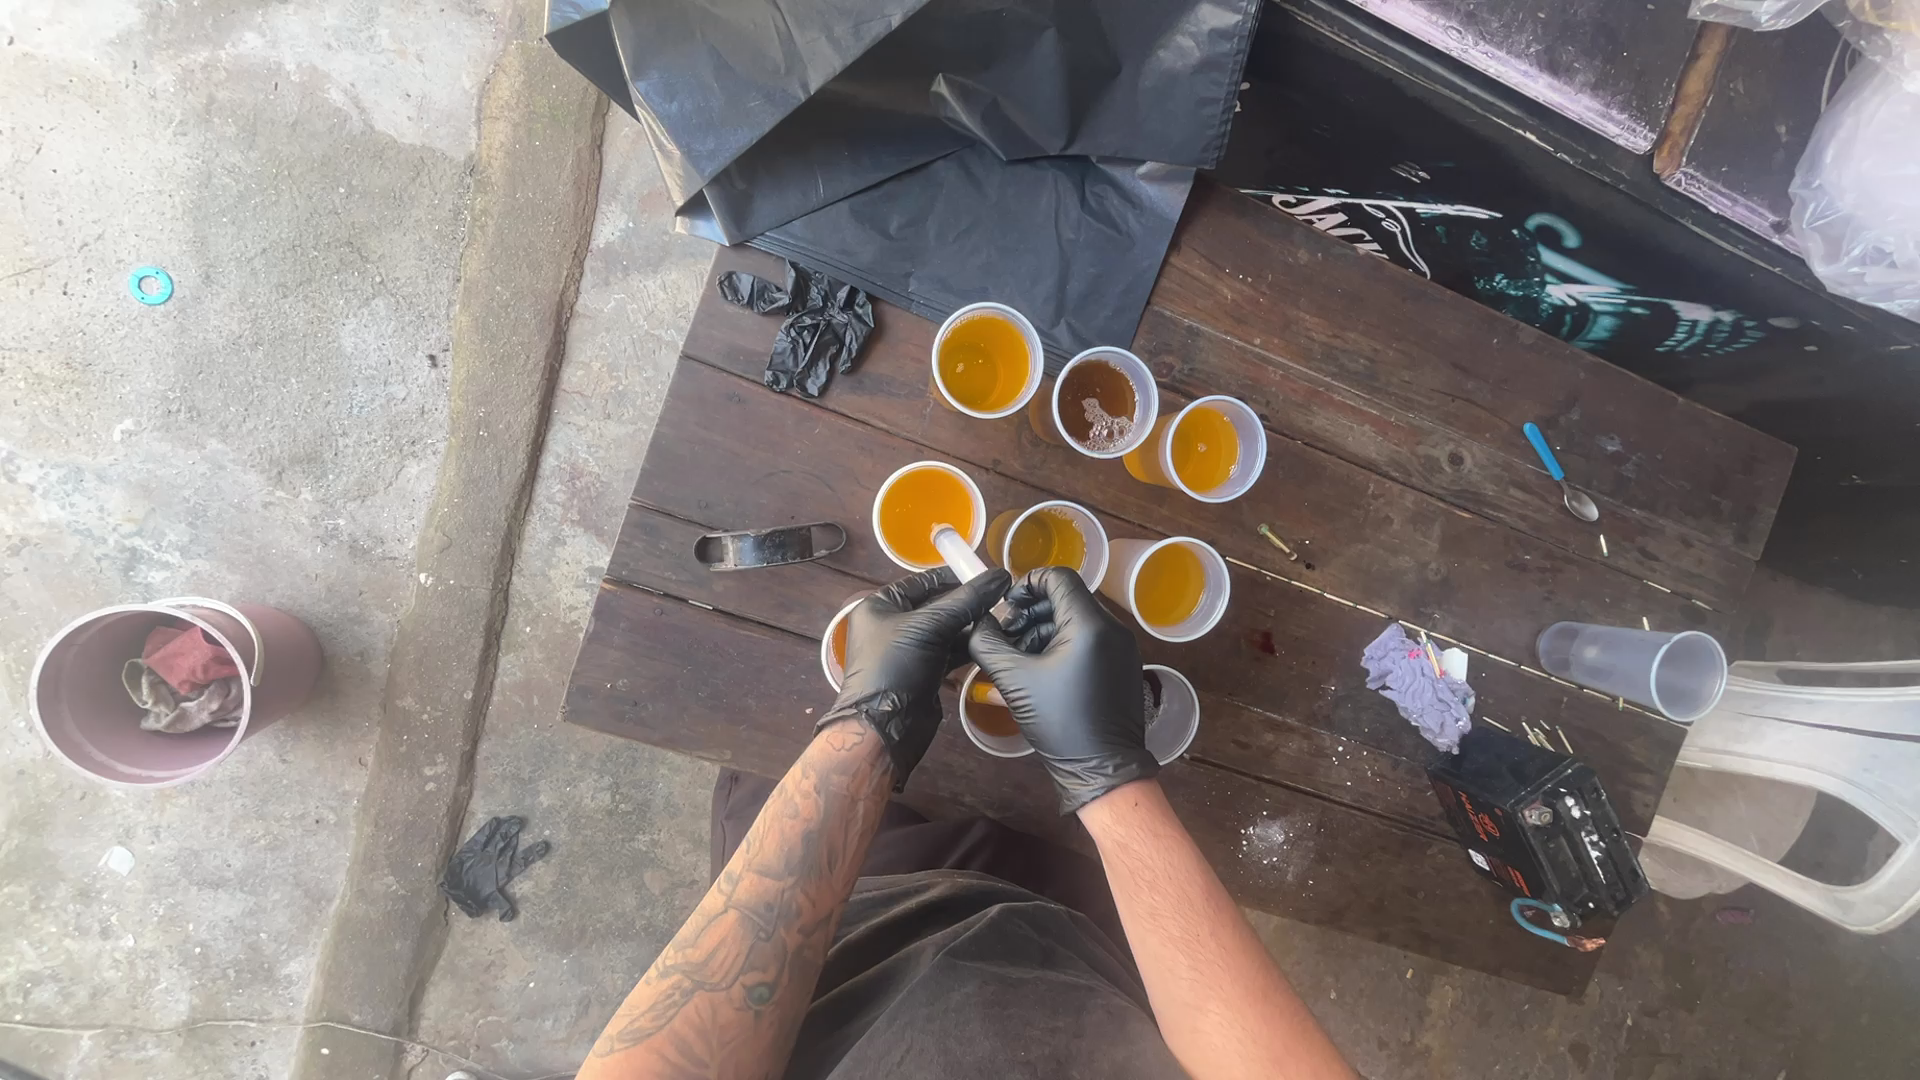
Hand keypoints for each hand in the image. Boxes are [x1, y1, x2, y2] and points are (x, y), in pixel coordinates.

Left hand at [822, 566, 1010, 789]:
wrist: (885, 728)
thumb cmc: (896, 667)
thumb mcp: (930, 627)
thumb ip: (966, 601)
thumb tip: (1000, 575)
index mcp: (881, 605)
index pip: (923, 581)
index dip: (954, 576)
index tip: (987, 575)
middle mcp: (893, 624)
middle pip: (937, 605)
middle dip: (968, 603)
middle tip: (1003, 598)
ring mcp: (909, 650)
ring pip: (946, 629)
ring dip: (972, 626)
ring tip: (1004, 618)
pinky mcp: (924, 671)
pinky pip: (949, 651)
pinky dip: (969, 646)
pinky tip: (992, 641)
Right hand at [967, 566, 1156, 813]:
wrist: (1101, 768)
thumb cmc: (1058, 721)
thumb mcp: (1013, 680)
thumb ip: (988, 642)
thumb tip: (979, 621)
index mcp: (1090, 624)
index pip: (1058, 576)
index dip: (1028, 583)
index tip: (1008, 606)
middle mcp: (1113, 628)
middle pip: (1066, 598)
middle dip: (1031, 612)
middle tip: (1008, 637)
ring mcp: (1122, 647)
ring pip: (1076, 619)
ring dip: (1044, 630)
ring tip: (1020, 658)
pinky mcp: (1123, 665)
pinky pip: (1089, 639)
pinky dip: (1063, 644)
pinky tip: (1042, 670)